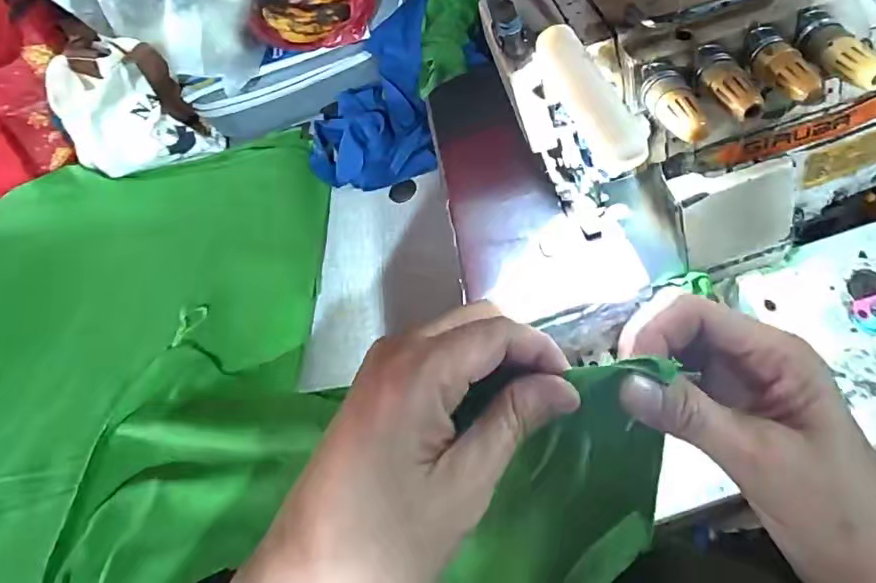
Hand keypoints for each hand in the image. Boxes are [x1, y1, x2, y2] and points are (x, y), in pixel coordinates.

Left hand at [236, 302, 579, 582]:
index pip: (495, 331)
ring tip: (526, 394)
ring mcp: (382, 360)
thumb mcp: (463, 486)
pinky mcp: (376, 379)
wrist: (305, 577)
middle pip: (475, 319)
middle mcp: (398, 347)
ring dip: (494, 351)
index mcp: (417, 369)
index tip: (570, 383)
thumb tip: (563, 388)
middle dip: (519, 345)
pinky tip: (484, 397)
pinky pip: (434, 348)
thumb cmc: (388, 540)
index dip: (539, 348)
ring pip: (456, 329)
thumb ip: (513, 421)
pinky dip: (467, 361)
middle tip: (551, 389)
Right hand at [618, 292, 875, 582]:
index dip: (657, 328)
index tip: (626, 367)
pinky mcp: (740, 411)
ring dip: (654, 365)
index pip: (701, 312)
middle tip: (618, 381)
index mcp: (776, 351)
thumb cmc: (833, 510)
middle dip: (650, 342)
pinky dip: (666, 392)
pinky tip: (644, 407)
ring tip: (622, 392)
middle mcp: (759, 355)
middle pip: (691, 325)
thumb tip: (625, 384)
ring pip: (688, 353)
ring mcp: (749, 383)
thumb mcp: (759, 459)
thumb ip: (692, 416)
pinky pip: (694, 386)